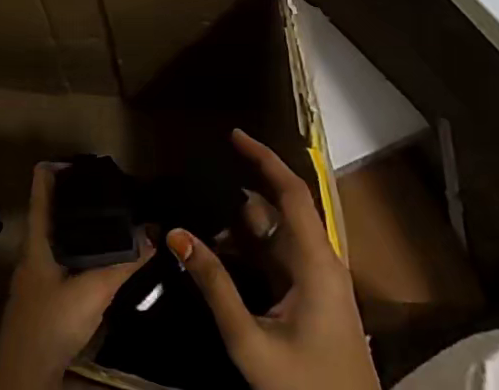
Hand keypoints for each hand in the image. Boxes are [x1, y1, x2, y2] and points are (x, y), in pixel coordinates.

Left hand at [0, 163, 152, 389]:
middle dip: (78, 195)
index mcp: (37, 235)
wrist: (25, 370)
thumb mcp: (93, 292)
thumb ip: (123, 265)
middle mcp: (33, 244)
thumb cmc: (52, 321)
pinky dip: (81, 246)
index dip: (59, 165)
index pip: (40, 183)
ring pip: (58, 231)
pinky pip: (62, 254)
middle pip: (51, 205)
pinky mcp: (44, 288)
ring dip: (81, 223)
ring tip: (114, 219)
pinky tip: (103, 257)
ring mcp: (36, 267)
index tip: (89, 163)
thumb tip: (153, 235)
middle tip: (112, 192)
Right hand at [167, 130, 379, 389]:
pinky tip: (215, 253)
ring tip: (196, 217)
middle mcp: (321, 264)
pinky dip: (245, 250)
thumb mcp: (250, 340)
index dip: (264, 159)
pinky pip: (275, 259)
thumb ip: (213, 285)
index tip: (233, 135)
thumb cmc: (306, 388)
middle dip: (238, 194)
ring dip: (237, 226)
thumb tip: (176, 233)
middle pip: (279, 211)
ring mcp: (318, 283)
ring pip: (274, 236)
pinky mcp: (312, 301)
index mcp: (317, 264)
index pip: (292, 193)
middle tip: (196, 183)